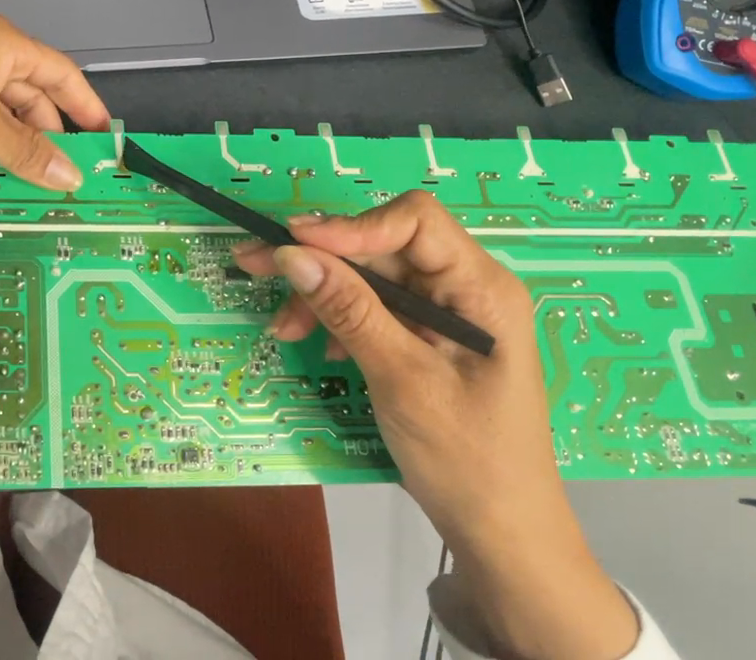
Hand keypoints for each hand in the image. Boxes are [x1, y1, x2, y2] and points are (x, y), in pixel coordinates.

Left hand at [0, 15, 109, 204]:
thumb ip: (26, 152)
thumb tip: (69, 176)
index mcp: (1, 42)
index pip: (60, 71)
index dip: (86, 104)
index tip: (102, 137)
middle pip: (30, 89)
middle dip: (48, 129)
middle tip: (62, 169)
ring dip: (15, 138)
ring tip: (27, 174)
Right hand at [235, 192, 638, 659]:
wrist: (501, 534)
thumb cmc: (465, 458)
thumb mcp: (401, 379)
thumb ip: (349, 309)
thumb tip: (291, 254)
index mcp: (480, 288)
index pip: (413, 222)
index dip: (350, 225)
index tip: (291, 242)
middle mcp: (465, 287)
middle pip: (383, 246)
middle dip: (321, 259)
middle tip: (253, 265)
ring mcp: (445, 312)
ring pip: (370, 276)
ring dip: (321, 293)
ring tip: (284, 330)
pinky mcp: (426, 336)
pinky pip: (373, 306)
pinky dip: (337, 318)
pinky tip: (319, 345)